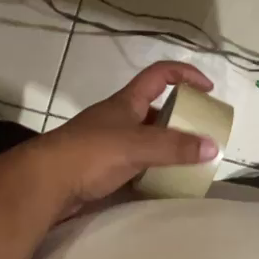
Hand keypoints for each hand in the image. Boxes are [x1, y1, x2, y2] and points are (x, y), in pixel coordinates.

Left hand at [22, 61, 218, 219]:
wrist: (45, 183)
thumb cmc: (90, 153)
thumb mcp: (137, 146)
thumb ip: (174, 147)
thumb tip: (213, 146)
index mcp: (126, 102)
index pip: (160, 74)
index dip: (185, 74)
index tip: (207, 90)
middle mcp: (118, 118)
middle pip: (155, 109)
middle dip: (179, 119)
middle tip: (201, 137)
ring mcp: (107, 143)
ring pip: (145, 140)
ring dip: (165, 148)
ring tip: (187, 164)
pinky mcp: (101, 168)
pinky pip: (134, 165)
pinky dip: (150, 171)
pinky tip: (161, 184)